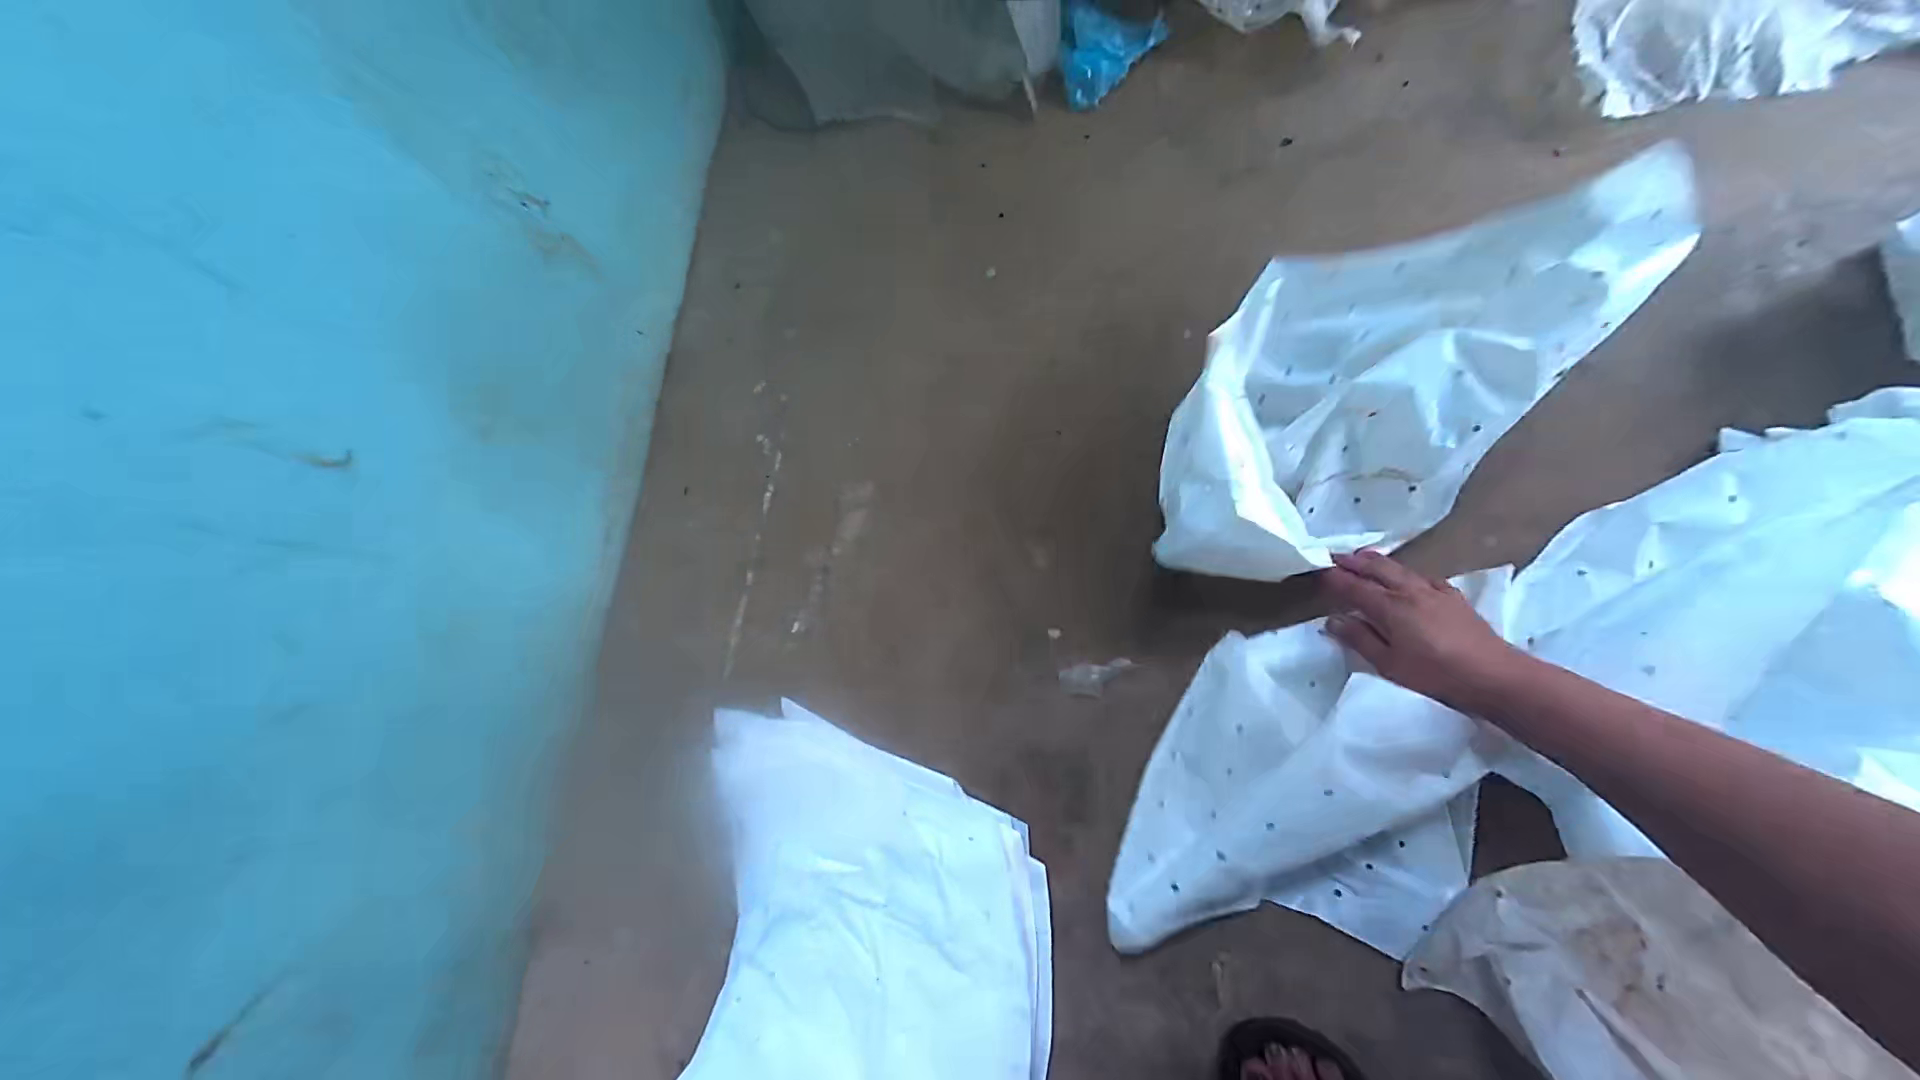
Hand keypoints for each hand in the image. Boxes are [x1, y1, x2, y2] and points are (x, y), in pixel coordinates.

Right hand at [1321, 549, 1524, 715]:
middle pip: (1377, 568)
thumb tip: (1333, 619)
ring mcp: (1434, 592)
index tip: (1320, 572)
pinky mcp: (1454, 597)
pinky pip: (1423, 577)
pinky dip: (1407, 573)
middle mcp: (1409, 592)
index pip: (1354, 586)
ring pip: (1400, 568)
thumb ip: (1359, 638)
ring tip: (1364, 558)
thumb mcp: (1387, 663)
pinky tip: (1408, 579)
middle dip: (1354, 561)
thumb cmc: (1434, 673)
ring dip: (1378, 562)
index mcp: (1389, 606)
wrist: (1494, 675)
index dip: (1335, 578)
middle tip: (1337, 557)